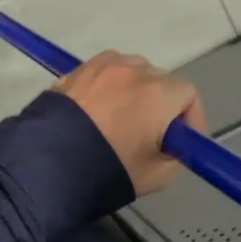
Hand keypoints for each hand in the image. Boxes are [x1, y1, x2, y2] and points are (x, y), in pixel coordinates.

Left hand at [51, 51, 205, 196]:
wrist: (50, 164)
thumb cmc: (110, 169)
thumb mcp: (158, 174)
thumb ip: (175, 153)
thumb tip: (170, 143)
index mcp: (158, 92)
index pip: (187, 93)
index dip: (190, 116)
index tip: (182, 139)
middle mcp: (131, 70)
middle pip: (157, 79)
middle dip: (160, 102)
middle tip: (151, 130)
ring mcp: (98, 67)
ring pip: (127, 69)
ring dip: (132, 88)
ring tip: (122, 116)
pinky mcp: (73, 72)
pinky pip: (100, 72)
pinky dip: (105, 84)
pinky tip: (97, 108)